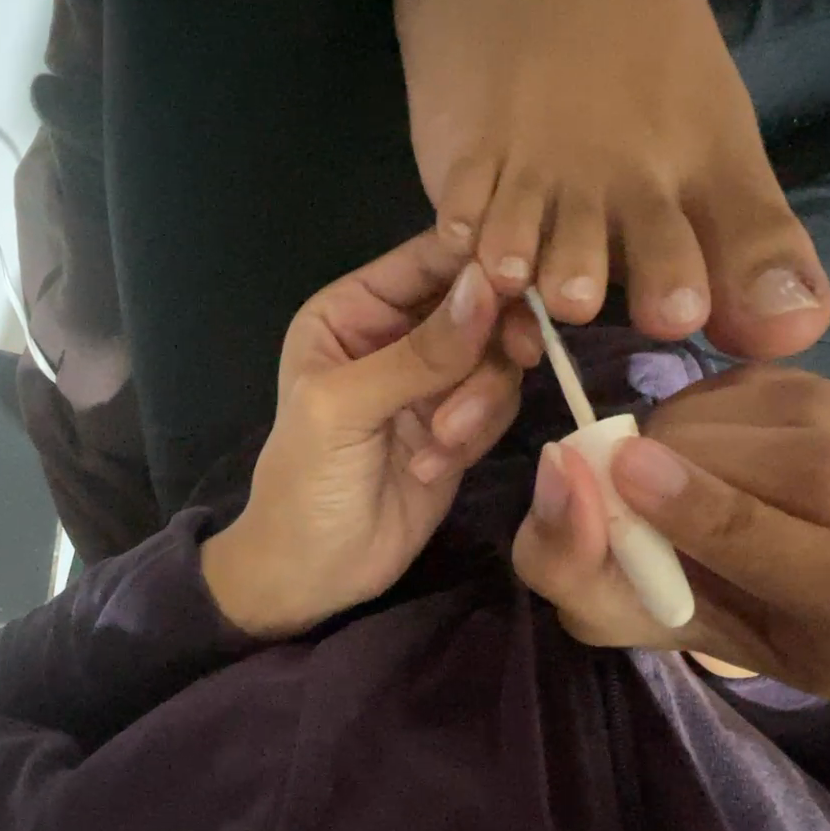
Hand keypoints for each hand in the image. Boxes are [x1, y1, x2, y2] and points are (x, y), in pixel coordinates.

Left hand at [203, 232, 540, 637]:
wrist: (315, 571)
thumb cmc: (305, 482)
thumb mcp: (346, 408)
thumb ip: (419, 352)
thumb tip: (487, 284)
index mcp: (353, 310)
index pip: (431, 259)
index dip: (481, 262)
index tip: (523, 283)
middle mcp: (395, 335)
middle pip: (478, 304)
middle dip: (489, 343)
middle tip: (515, 360)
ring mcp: (430, 383)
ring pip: (495, 358)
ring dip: (477, 401)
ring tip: (441, 442)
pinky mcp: (458, 426)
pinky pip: (497, 405)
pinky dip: (475, 433)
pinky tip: (432, 466)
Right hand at [512, 367, 829, 699]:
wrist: (718, 579)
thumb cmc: (663, 609)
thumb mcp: (594, 606)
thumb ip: (565, 557)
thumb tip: (564, 465)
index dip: (733, 522)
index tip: (627, 470)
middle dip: (701, 453)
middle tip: (623, 459)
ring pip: (821, 415)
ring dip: (709, 418)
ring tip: (656, 449)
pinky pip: (813, 386)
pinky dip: (733, 398)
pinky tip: (701, 434)